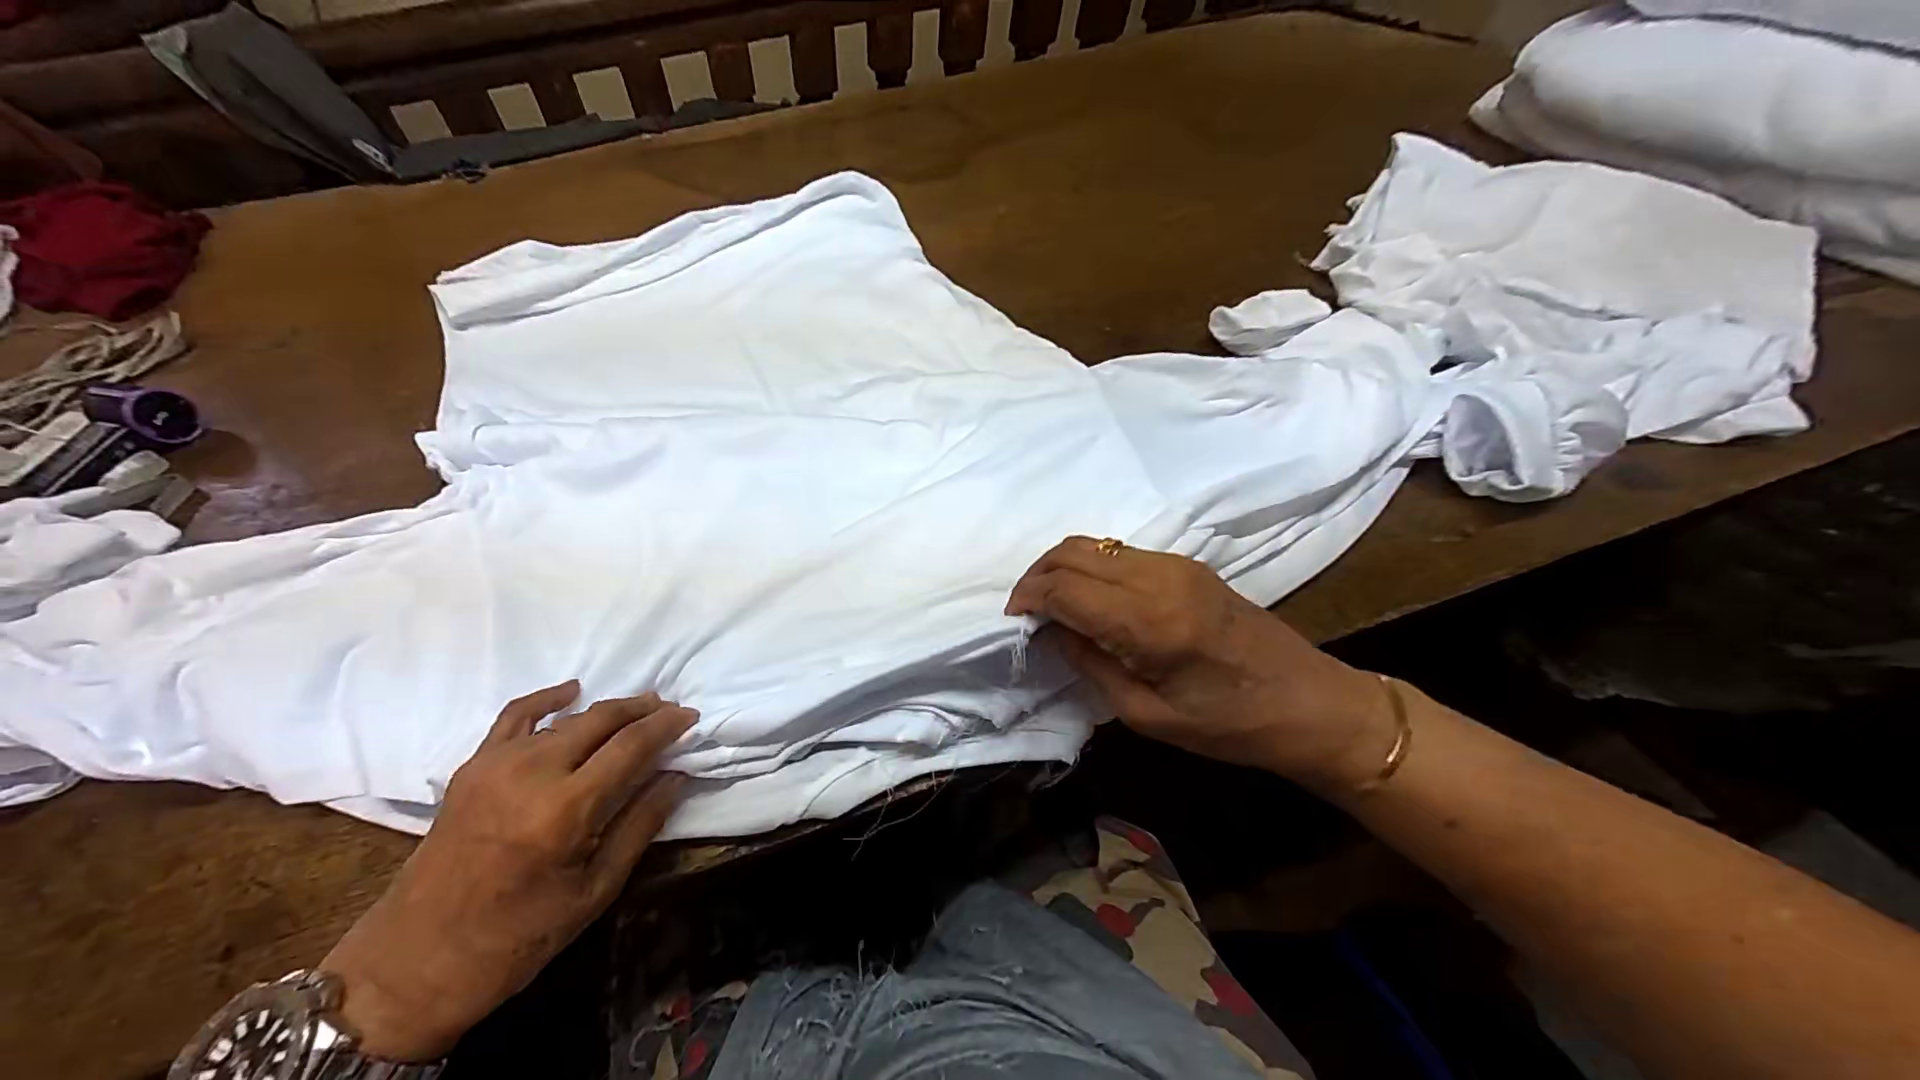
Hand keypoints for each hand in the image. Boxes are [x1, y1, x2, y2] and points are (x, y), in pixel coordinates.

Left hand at [321, 682, 694, 1060]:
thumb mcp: (595, 892)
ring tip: (637, 710)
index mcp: (565, 810)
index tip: (691, 717)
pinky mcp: (472, 768)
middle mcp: (531, 773)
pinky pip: (515, 715)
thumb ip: (640, 825)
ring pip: (568, 716)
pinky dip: (548, 698)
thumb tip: (676, 776)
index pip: (632, 745)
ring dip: (608, 709)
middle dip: (644, 710)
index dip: (667, 725)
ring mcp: (496, 765)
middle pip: (602, 719)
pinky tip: (571, 691)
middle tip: (671, 711)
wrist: (413, 963)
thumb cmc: (516, 938)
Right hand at [1006, 537, 1394, 791]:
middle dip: (1037, 576)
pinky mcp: (1187, 565)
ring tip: (1049, 604)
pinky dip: (1090, 567)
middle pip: (1073, 552)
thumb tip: (1052, 630)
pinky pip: (1120, 552)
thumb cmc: (1230, 725)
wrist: (1311, 702)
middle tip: (1024, 611)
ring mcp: (1175, 564)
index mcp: (1149, 622)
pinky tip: (1087, 598)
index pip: (1065, 587)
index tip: (1012, 621)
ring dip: (1062, 567)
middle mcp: (1159, 578)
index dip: (1029, 598)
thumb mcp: (1148, 713)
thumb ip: (1091, 664)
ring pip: (1095, 544)